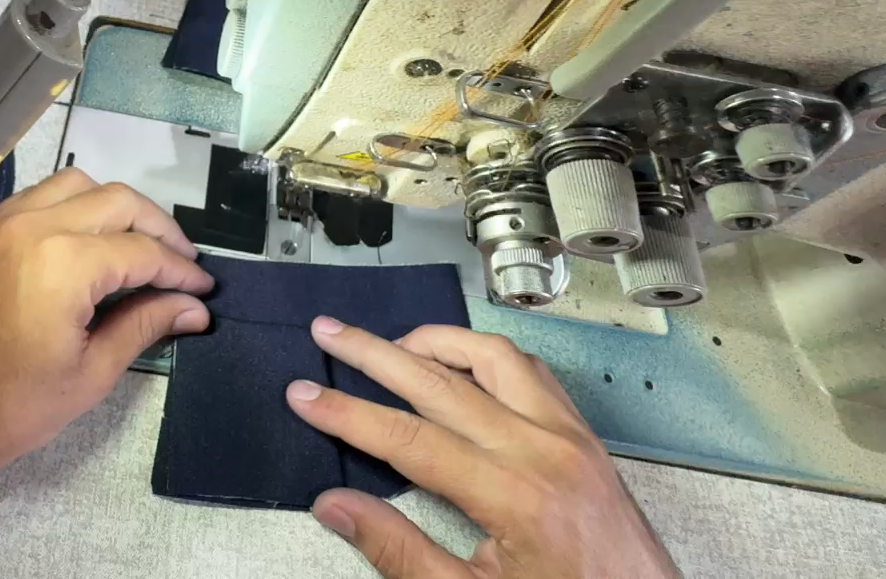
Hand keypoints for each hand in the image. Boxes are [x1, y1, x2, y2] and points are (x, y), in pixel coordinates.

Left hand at [0, 168, 214, 486]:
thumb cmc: (8, 409)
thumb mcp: (89, 375)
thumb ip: (145, 326)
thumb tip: (195, 309)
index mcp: (62, 263)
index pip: (141, 252)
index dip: (180, 270)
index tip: (204, 288)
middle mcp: (32, 224)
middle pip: (116, 200)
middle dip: (158, 227)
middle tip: (181, 262)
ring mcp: (1, 221)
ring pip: (77, 183)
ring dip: (115, 207)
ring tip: (136, 245)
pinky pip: (40, 196)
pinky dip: (74, 207)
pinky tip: (87, 242)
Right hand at [285, 319, 677, 578]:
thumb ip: (399, 552)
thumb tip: (332, 504)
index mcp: (518, 499)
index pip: (409, 440)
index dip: (348, 415)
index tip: (303, 396)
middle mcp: (544, 450)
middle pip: (439, 379)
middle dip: (373, 353)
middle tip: (328, 332)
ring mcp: (569, 435)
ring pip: (490, 355)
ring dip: (433, 342)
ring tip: (389, 346)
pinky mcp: (583, 434)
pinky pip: (528, 369)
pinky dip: (482, 354)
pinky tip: (456, 363)